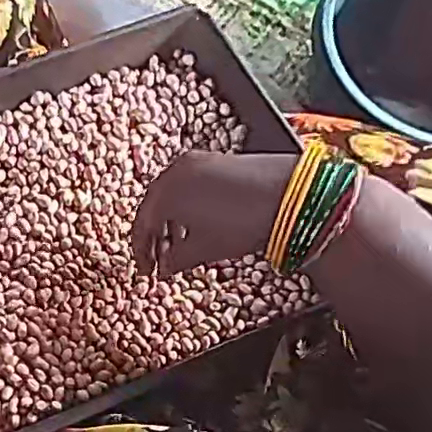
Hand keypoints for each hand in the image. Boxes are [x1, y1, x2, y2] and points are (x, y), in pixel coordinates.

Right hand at [131, 151, 296, 274]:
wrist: (290, 194)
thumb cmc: (240, 224)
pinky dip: (185, 207)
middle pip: (153, 207)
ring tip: (177, 245)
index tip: (145, 272)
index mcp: (164, 194)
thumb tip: (163, 268)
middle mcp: (174, 171)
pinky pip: (189, 185)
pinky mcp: (217, 159)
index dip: (141, 252)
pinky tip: (195, 225)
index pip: (141, 226)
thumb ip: (173, 261)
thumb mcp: (201, 250)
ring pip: (170, 195)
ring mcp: (197, 161)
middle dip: (154, 236)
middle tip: (157, 260)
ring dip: (169, 221)